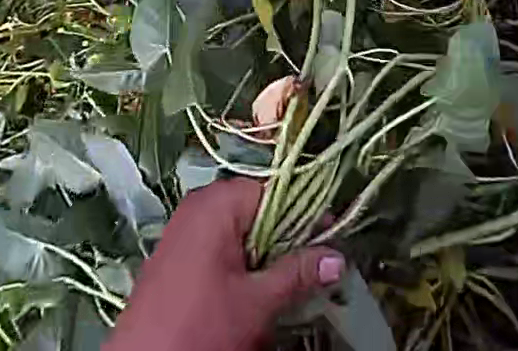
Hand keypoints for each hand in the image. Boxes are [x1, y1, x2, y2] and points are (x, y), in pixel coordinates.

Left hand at [105, 178, 343, 350]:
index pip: (274, 189)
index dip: (305, 212)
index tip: (331, 234)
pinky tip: (257, 289)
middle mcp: (200, 204)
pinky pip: (222, 243)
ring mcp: (186, 228)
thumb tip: (338, 256)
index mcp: (217, 202)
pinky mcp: (179, 253)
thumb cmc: (199, 327)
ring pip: (242, 228)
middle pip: (258, 207)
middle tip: (315, 263)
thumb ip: (296, 273)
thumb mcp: (255, 303)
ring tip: (289, 281)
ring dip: (267, 251)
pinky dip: (243, 260)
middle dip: (287, 234)